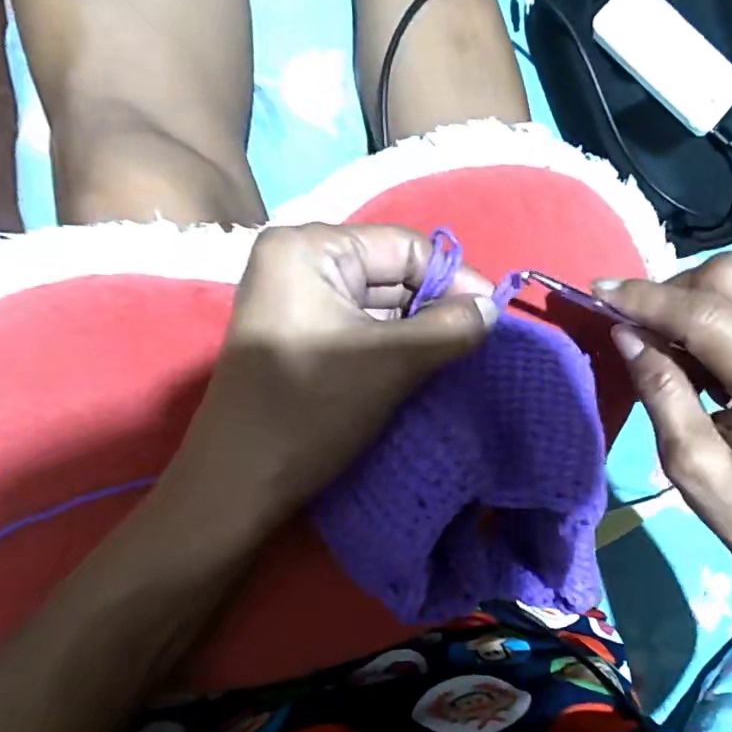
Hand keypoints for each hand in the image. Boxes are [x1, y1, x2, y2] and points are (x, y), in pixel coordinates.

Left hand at [165, 223, 497, 521]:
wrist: (238, 484)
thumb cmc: (309, 411)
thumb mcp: (389, 363)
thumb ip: (449, 328)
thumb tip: (493, 308)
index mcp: (307, 248)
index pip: (403, 247)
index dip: (453, 280)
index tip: (492, 319)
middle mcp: (296, 263)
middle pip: (390, 274)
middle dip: (434, 309)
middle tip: (478, 345)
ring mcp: (294, 303)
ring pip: (377, 306)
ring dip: (416, 333)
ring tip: (453, 361)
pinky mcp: (298, 338)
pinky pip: (358, 330)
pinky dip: (391, 348)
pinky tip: (420, 371)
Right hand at [597, 254, 731, 594]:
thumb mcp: (685, 458)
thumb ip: (658, 389)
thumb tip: (625, 330)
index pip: (710, 318)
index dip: (651, 300)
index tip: (600, 293)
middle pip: (731, 278)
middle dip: (670, 293)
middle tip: (633, 326)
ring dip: (686, 298)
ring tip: (660, 341)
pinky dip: (704, 309)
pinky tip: (688, 348)